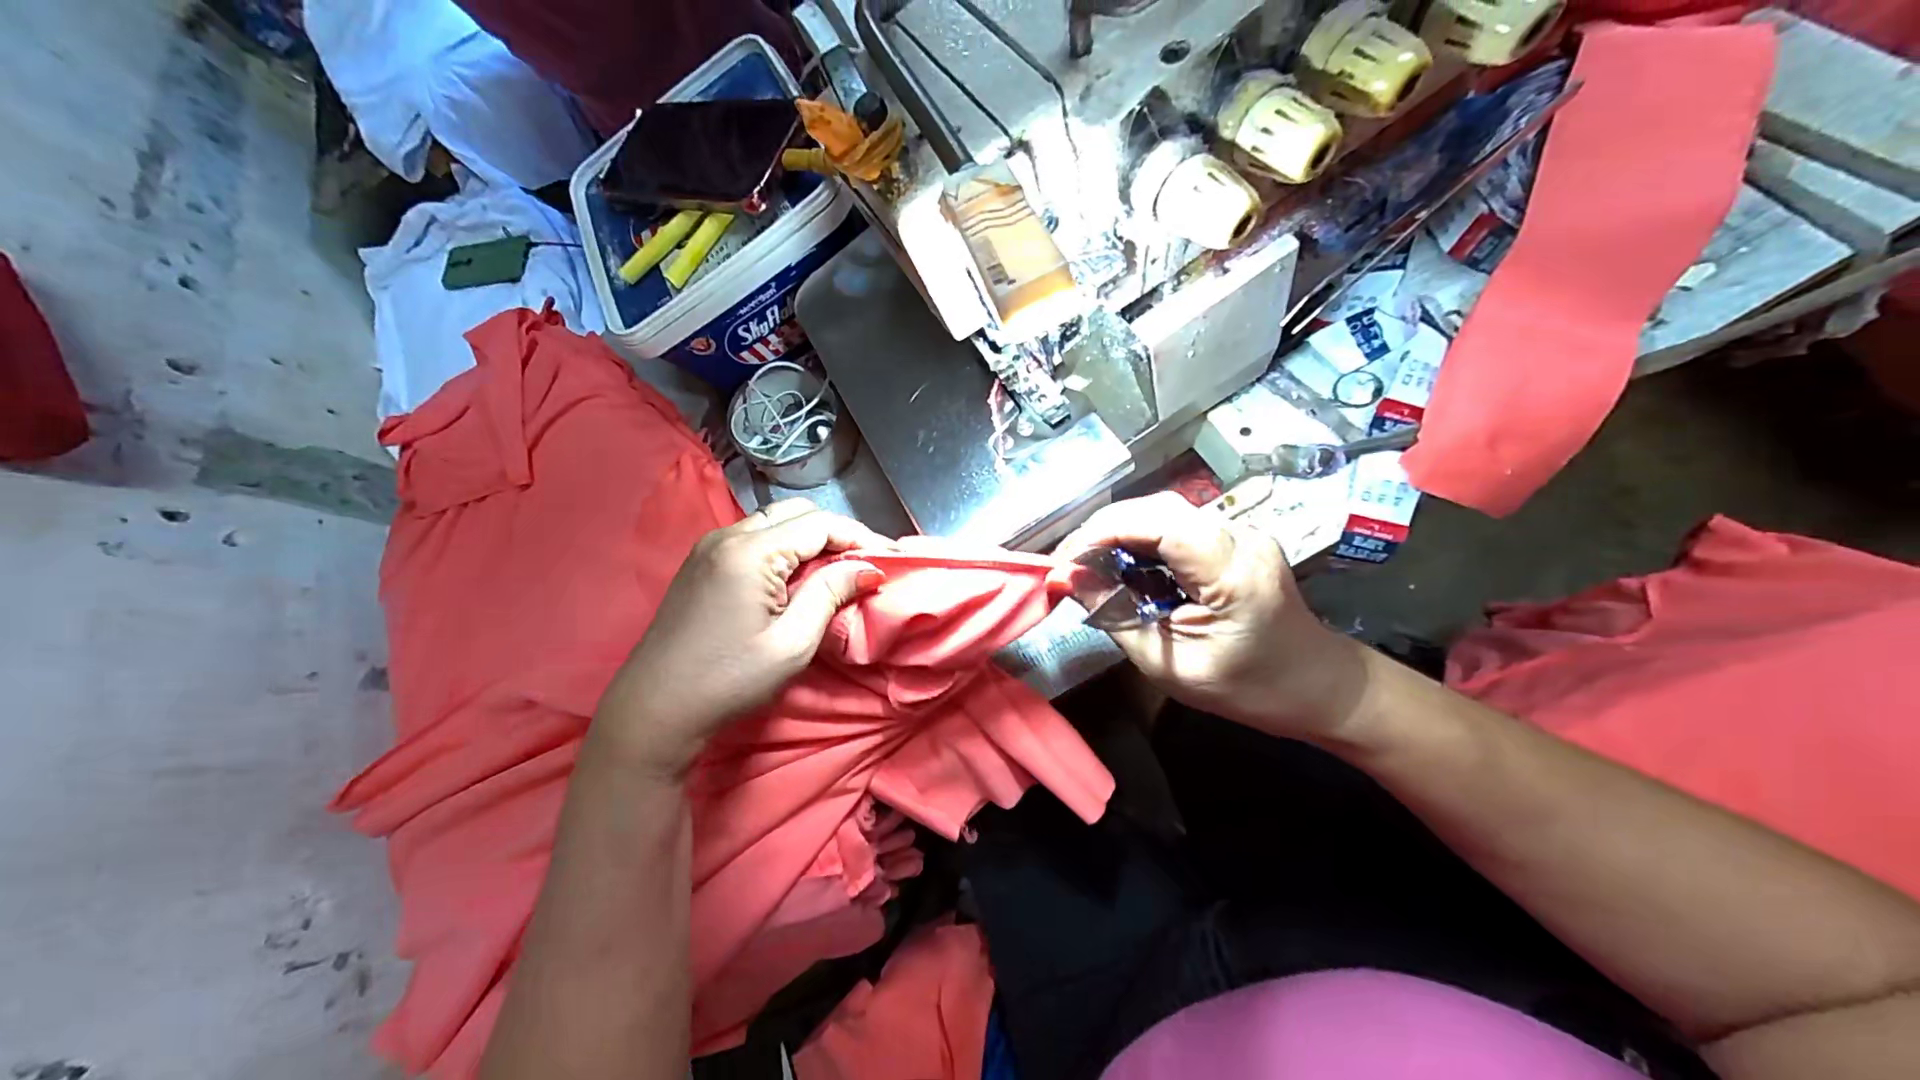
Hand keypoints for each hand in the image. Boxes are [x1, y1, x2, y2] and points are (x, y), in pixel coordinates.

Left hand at [595, 500, 891, 776]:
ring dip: (810, 539)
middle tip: (863, 566)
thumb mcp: (792, 643)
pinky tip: (796, 578)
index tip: (889, 559)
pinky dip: (784, 548)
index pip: (820, 523)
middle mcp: (727, 535)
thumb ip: (831, 594)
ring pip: (775, 522)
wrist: (654, 707)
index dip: (860, 537)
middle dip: (837, 533)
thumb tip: (868, 568)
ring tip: (836, 572)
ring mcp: (709, 546)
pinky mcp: (701, 561)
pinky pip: (754, 537)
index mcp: (750, 552)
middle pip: (797, 513)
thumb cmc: (728, 680)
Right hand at [1055, 492, 1369, 741]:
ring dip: (1118, 534)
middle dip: (1102, 530)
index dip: (1102, 532)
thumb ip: (1116, 616)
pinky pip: (1177, 527)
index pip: (1158, 523)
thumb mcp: (1171, 665)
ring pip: (1163, 514)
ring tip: (1086, 565)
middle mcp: (1240, 536)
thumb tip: (1066, 578)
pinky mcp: (1234, 540)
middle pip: (1157, 510)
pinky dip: (1140, 542)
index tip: (1064, 562)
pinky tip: (1122, 566)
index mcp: (1233, 570)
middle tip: (1067, 565)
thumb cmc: (1249, 688)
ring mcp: (1241, 533)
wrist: (1319, 687)